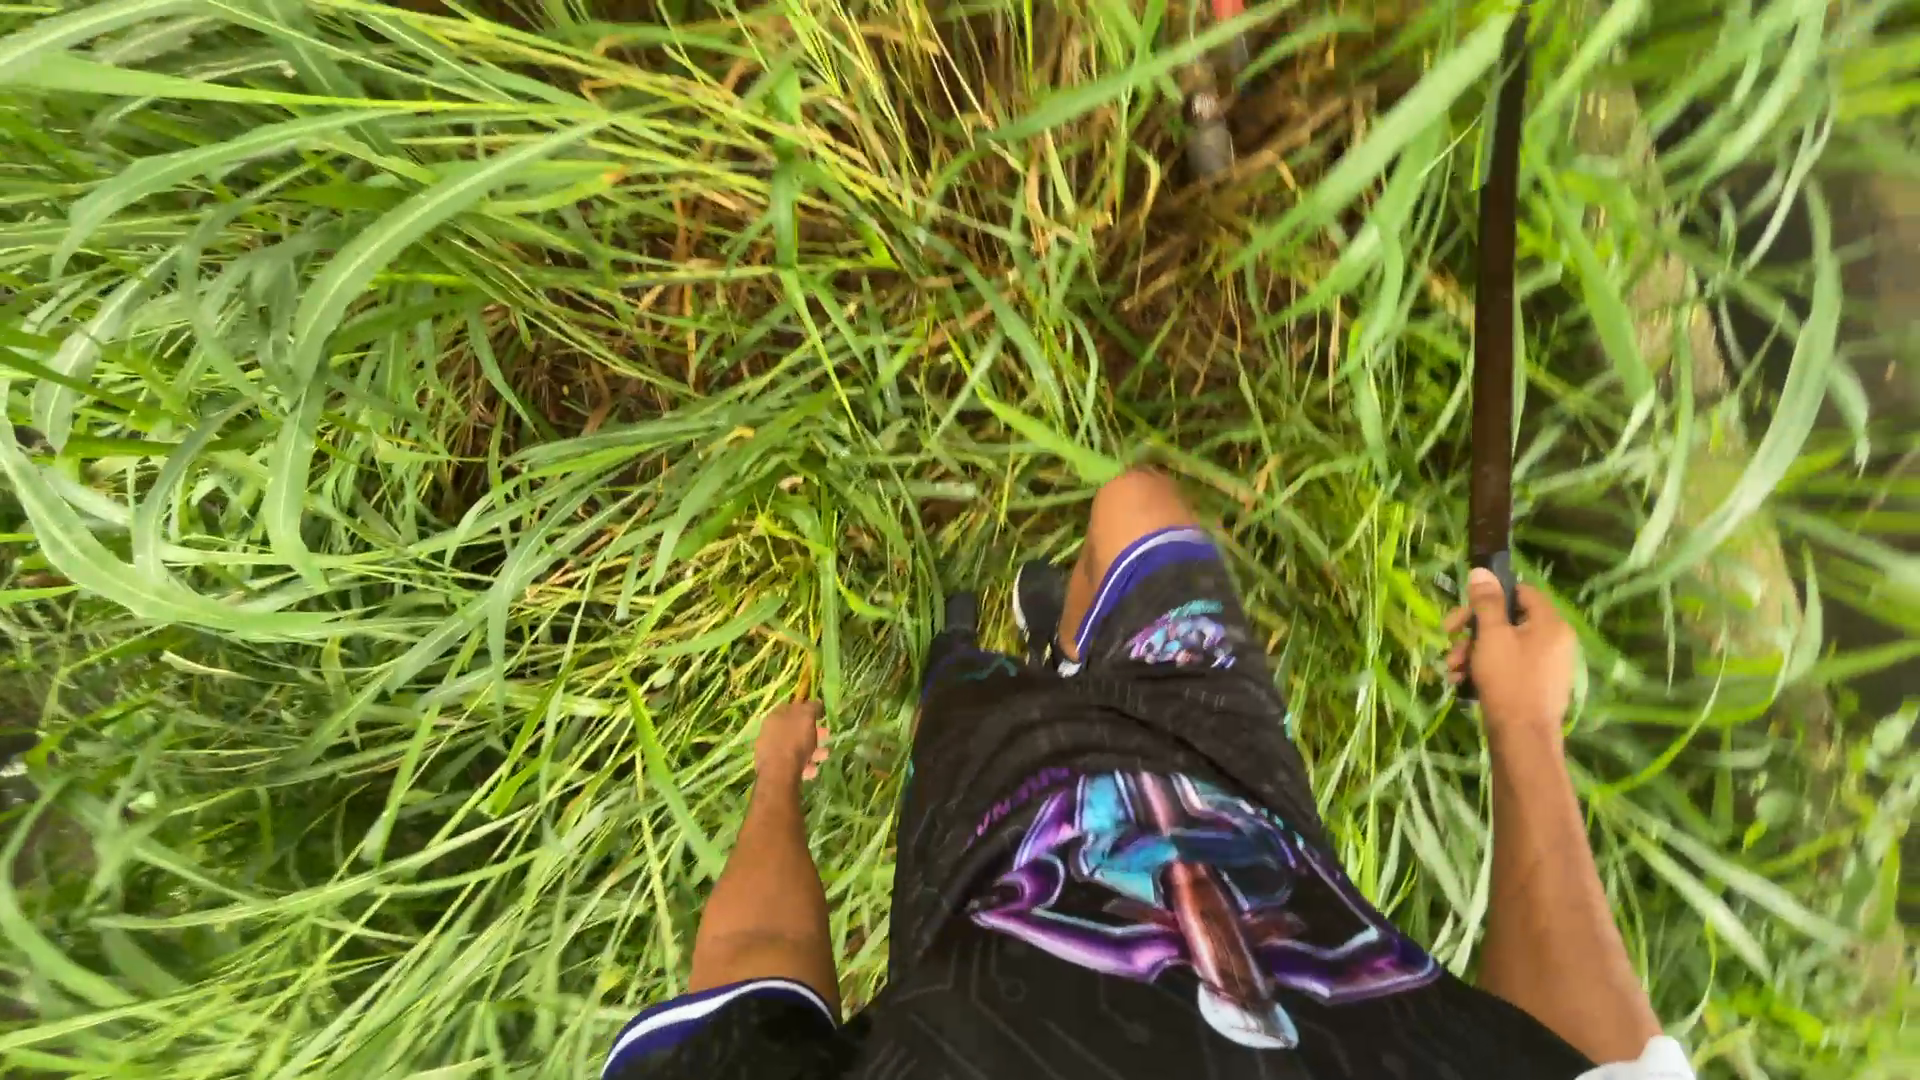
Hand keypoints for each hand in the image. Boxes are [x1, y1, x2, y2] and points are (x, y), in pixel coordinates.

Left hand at [754, 700, 828, 784]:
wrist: (780, 772)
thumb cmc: (794, 740)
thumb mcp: (807, 717)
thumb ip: (812, 707)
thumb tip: (816, 702)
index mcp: (775, 717)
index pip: (791, 708)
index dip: (807, 711)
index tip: (819, 717)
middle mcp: (769, 732)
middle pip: (795, 730)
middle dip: (813, 733)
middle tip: (826, 736)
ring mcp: (769, 751)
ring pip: (795, 748)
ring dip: (812, 751)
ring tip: (823, 756)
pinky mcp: (773, 768)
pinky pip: (791, 763)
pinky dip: (803, 765)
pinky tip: (812, 771)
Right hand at [1445, 568, 1575, 734]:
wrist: (1522, 734)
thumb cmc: (1508, 679)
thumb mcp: (1491, 636)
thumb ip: (1486, 603)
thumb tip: (1482, 571)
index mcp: (1550, 624)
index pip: (1522, 592)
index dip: (1490, 597)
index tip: (1464, 612)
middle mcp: (1554, 640)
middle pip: (1507, 619)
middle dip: (1471, 629)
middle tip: (1448, 637)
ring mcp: (1546, 663)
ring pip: (1501, 643)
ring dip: (1471, 651)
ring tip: (1453, 667)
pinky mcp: (1535, 682)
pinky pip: (1506, 663)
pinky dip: (1483, 667)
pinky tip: (1463, 680)